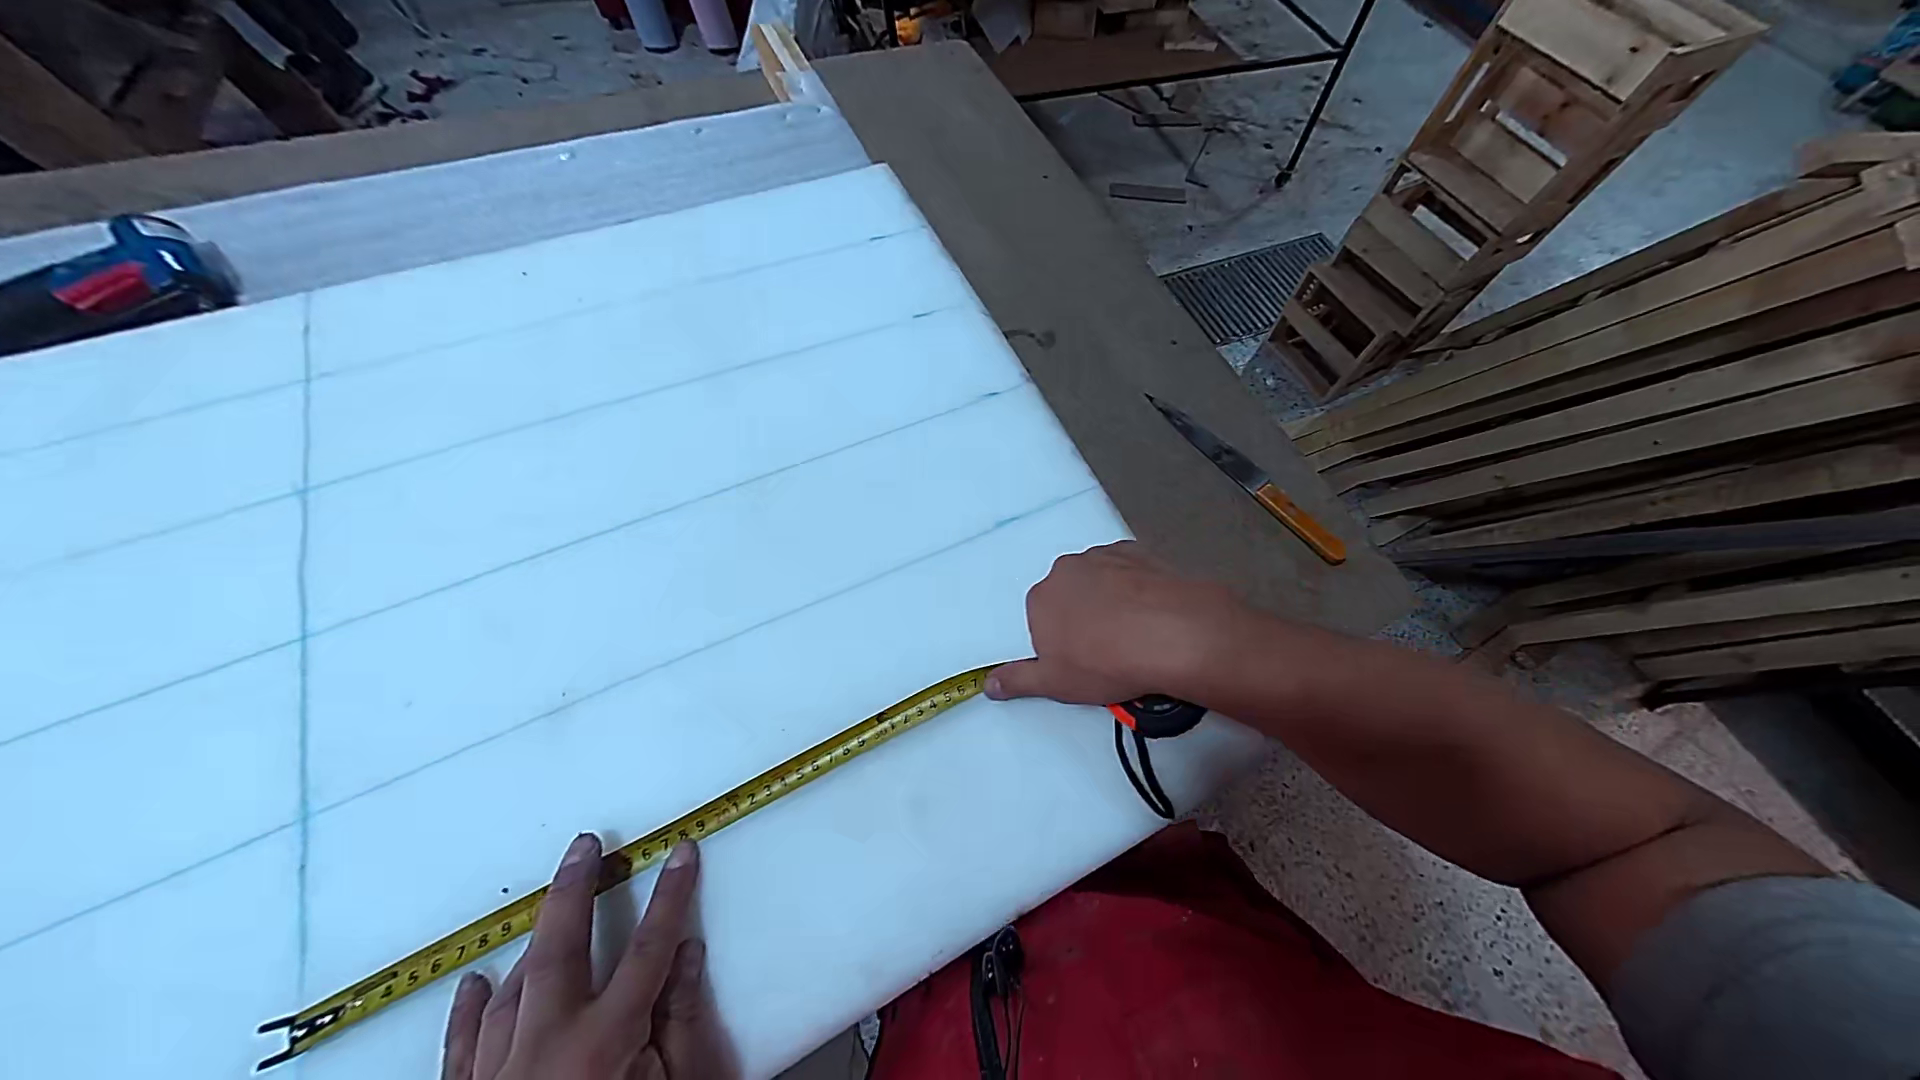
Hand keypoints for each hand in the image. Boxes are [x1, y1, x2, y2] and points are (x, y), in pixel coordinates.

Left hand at [441, 834, 729, 1079]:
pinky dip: (468, 1012)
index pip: (649, 946)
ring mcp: (498, 1078)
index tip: (683, 852)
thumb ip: (681, 1020)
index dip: (672, 893)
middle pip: (562, 947)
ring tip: (556, 901)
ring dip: (537, 939)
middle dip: (577, 888)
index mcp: (605, 1043)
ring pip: (512, 989)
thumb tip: (685, 951)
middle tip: (587, 844)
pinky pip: (460, 1051)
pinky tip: (475, 982)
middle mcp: (546, 1049)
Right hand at [986, 540, 1246, 706]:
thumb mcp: (1055, 683)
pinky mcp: (1138, 553)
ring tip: (1135, 632)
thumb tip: (989, 684)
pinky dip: (1135, 585)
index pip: (1041, 620)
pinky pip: (1128, 570)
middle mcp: (1066, 570)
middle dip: (1083, 619)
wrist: (1173, 635)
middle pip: (1069, 596)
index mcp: (1040, 598)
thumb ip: (1018, 680)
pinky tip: (1150, 610)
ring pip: (1099, 581)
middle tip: (1109, 650)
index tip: (1082, 661)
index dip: (1061, 643)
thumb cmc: (1109, 661)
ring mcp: (1103, 557)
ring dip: (1109, 600)